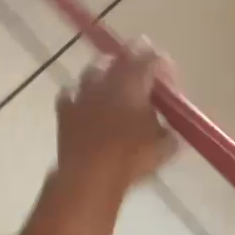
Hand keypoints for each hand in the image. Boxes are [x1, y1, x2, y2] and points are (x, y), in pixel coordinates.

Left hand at [55, 48, 175, 190]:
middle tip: (143, 69)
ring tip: (113, 83)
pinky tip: (85, 103)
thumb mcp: (163, 148)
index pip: (152, 60)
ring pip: (94, 70)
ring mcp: (82, 93)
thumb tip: (169, 132)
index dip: (163, 65)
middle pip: (122, 57)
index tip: (170, 77)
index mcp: (134, 83)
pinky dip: (80, 95)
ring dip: (106, 72)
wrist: (89, 176)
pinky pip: (71, 93)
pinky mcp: (64, 110)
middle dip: (135, 59)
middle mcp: (107, 80)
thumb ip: (168, 134)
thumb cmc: (130, 159)